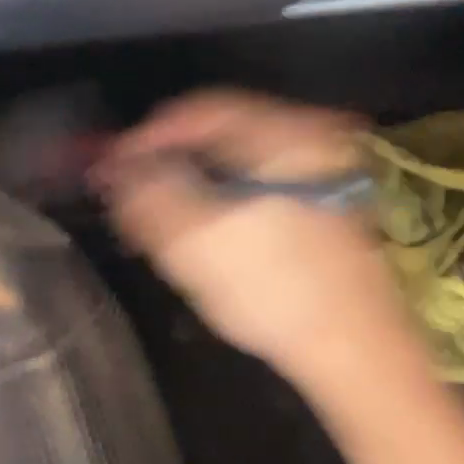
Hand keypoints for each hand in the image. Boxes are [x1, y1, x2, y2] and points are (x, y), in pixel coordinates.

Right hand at [95, 90, 419, 385]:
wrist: (356, 353)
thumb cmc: (275, 291)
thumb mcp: (193, 241)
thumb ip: (143, 192)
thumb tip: (113, 167)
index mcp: (287, 133)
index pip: (198, 110)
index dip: (144, 136)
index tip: (107, 168)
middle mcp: (310, 140)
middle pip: (215, 136)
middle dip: (164, 166)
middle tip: (126, 197)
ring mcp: (322, 174)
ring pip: (233, 166)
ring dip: (188, 188)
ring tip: (153, 224)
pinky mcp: (322, 210)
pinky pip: (254, 189)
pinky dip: (218, 205)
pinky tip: (197, 239)